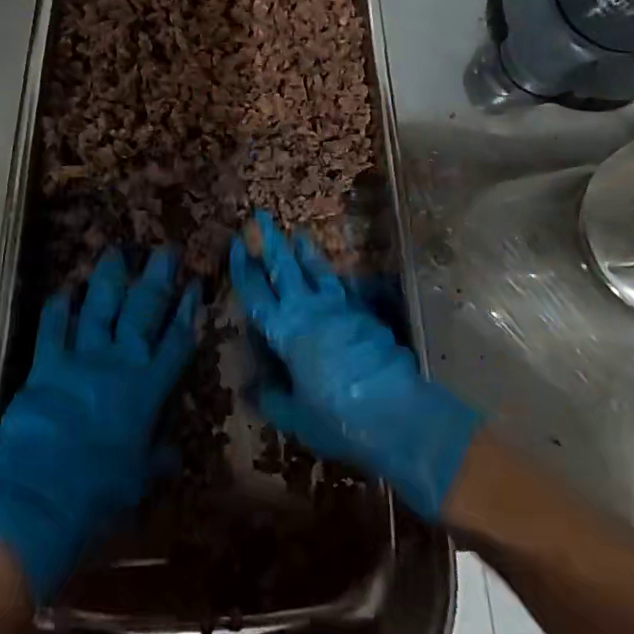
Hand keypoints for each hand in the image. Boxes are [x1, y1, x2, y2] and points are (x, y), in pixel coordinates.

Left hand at [0, 247, 197, 601]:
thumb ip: (157, 457)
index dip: (187, 311)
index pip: (176, 341)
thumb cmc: (101, 492)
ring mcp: (83, 360)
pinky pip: (55, 327)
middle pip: (143, 311)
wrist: (43, 498)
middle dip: (157, 279)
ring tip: (117, 251)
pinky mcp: (47, 364)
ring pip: (100, 308)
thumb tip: (172, 452)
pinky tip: (68, 288)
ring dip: (110, 278)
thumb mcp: (141, 478)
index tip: (194, 284)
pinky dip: (61, 307)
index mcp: (150, 390)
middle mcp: (120, 364)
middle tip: (166, 251)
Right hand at [231, 210, 478, 518]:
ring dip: (306, 252)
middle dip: (272, 242)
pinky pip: (344, 289)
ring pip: (318, 272)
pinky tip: (334, 276)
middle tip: (261, 216)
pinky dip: (334, 278)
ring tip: (299, 234)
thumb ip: (272, 398)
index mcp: (285, 332)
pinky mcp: (366, 315)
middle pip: (286, 269)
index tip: (238, 244)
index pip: (256, 294)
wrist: (395, 412)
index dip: (244, 269)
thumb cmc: (336, 417)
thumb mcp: (295, 415)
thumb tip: (250, 387)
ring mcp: (341, 309)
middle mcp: (310, 311)